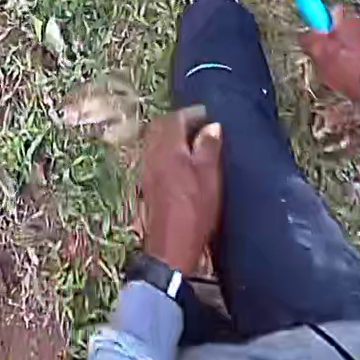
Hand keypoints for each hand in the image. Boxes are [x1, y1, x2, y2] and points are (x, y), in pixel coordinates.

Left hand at [138, 105, 222, 274]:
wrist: (171, 246)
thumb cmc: (194, 208)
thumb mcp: (209, 175)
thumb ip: (209, 146)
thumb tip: (212, 126)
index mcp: (167, 146)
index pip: (176, 118)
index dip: (192, 114)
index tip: (207, 115)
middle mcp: (152, 153)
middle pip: (161, 126)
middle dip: (179, 121)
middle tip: (199, 125)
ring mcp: (146, 168)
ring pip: (156, 140)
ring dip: (171, 136)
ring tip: (192, 141)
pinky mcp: (147, 183)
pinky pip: (154, 155)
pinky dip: (167, 150)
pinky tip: (180, 161)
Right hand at [299, 5, 359, 104]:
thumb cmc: (348, 69)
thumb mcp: (319, 53)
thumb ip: (308, 39)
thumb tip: (303, 34)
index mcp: (348, 18)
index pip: (331, 9)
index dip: (319, 21)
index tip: (314, 34)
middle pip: (341, 27)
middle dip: (330, 40)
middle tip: (321, 56)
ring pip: (351, 43)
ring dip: (342, 54)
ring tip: (335, 71)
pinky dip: (354, 65)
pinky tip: (349, 79)